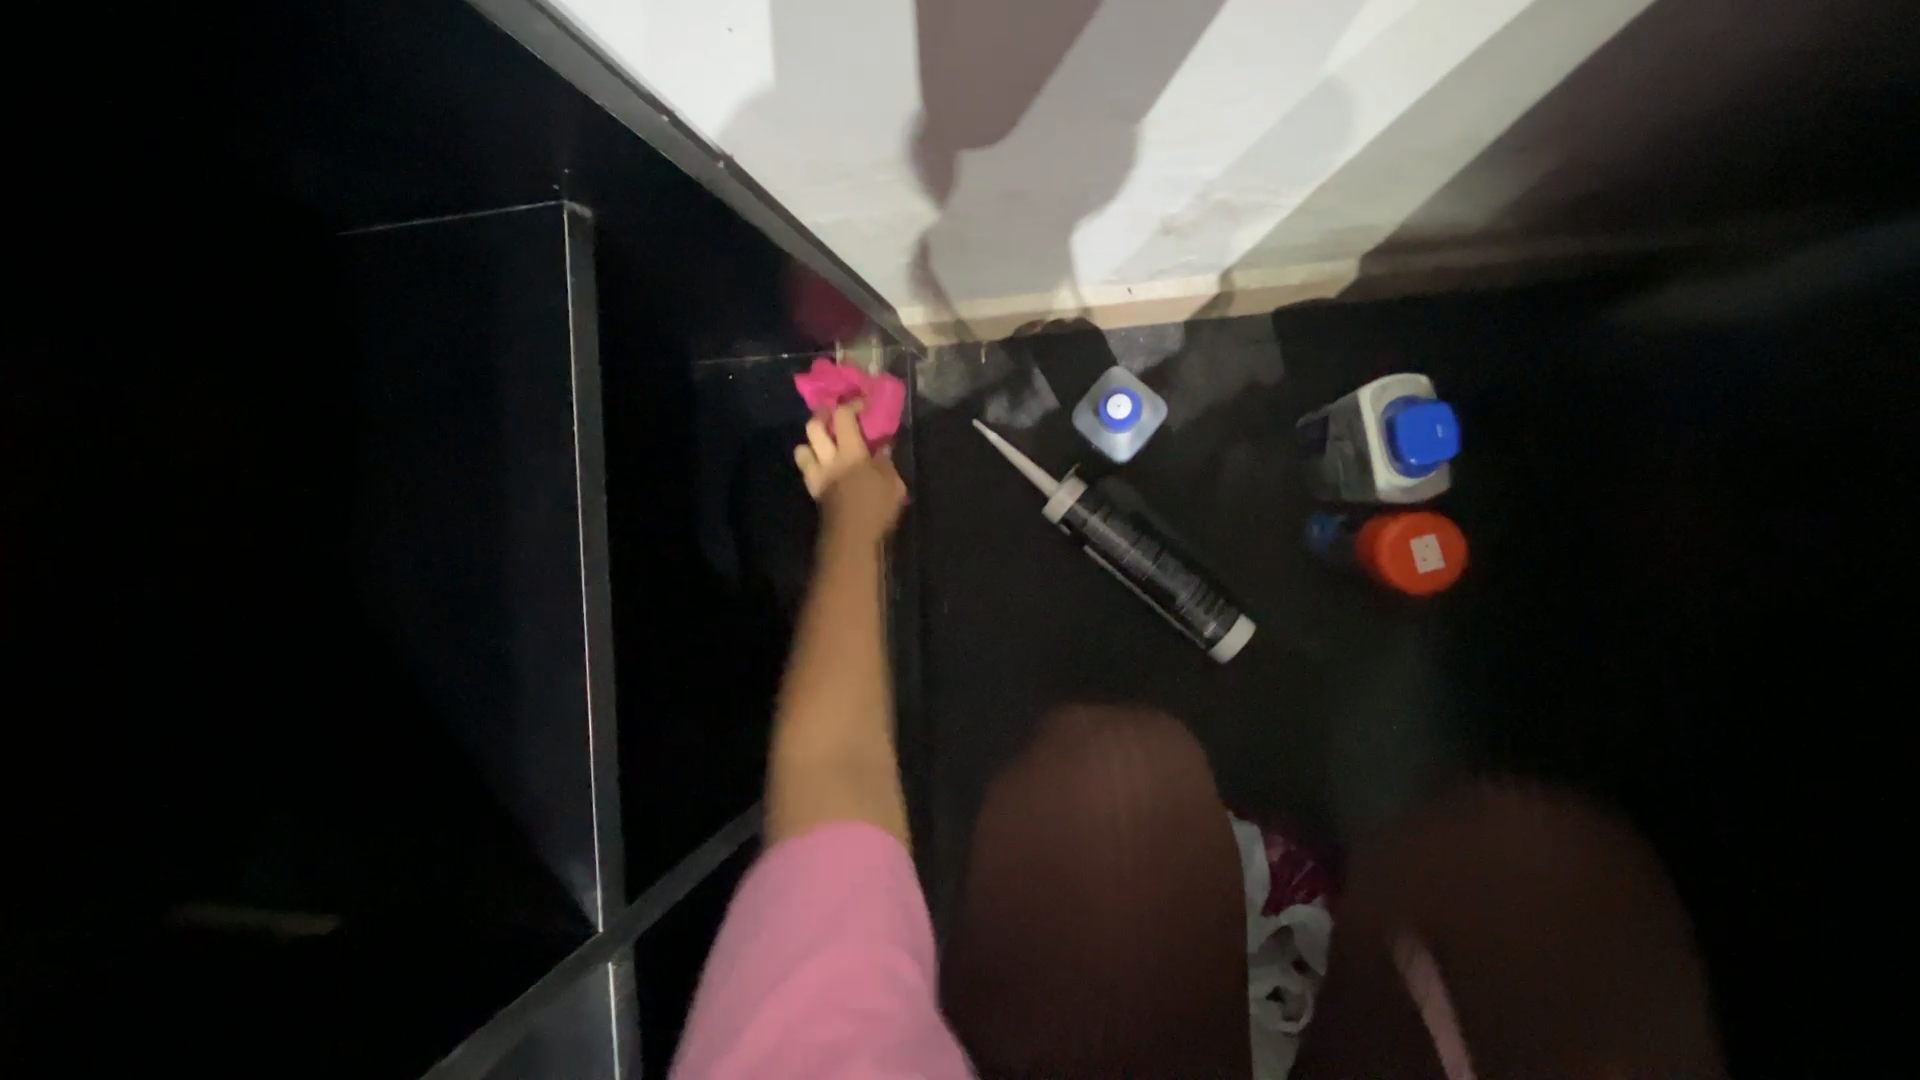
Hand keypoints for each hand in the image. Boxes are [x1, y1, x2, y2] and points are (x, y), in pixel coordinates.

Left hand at [795, 403, 906, 543]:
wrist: (851, 540)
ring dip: (810, 443)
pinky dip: (812, 464)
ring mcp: (817, 475)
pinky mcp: (814, 491)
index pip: (844, 417)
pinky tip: (824, 467)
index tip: (862, 401)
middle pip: (813, 427)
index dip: (851, 404)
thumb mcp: (893, 484)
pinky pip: (807, 471)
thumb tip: (883, 448)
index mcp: (851, 453)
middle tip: (831, 413)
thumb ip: (886, 463)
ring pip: (801, 449)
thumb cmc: (877, 509)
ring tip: (822, 444)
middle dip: (821, 415)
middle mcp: (829, 459)